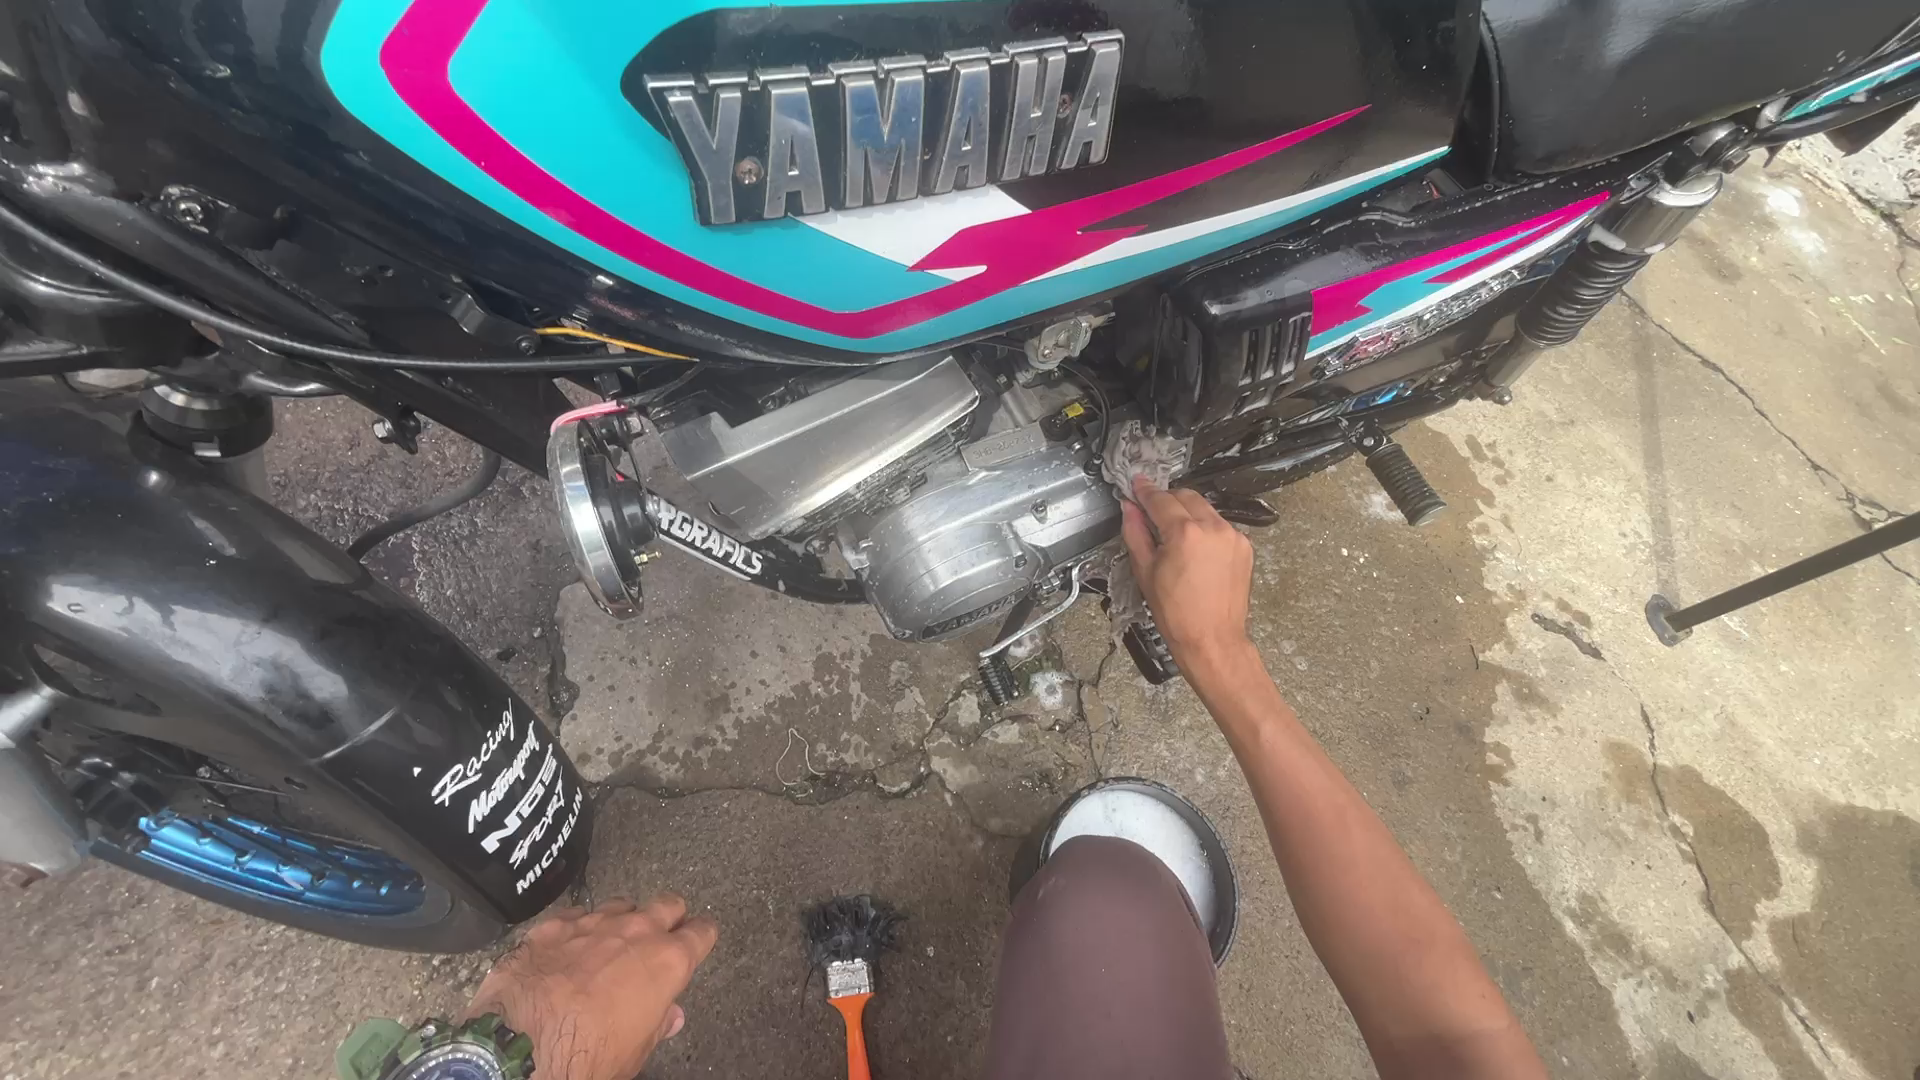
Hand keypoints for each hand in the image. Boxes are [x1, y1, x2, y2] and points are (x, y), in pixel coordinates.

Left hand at [464, 895, 717, 1079]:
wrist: (514, 1054)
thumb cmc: (585, 1059)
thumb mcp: (633, 1055)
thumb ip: (657, 1024)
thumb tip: (670, 1014)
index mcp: (668, 961)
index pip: (703, 932)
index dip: (700, 940)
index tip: (693, 949)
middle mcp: (638, 930)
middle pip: (669, 904)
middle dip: (667, 920)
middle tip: (653, 946)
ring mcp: (594, 921)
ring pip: (622, 904)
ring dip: (621, 922)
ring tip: (605, 950)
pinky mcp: (553, 925)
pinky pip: (575, 916)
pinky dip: (576, 931)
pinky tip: (565, 954)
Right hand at [1120, 476, 1256, 671]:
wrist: (1212, 638)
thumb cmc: (1177, 613)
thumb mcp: (1145, 571)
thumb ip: (1135, 533)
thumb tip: (1129, 510)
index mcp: (1185, 533)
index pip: (1160, 499)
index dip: (1145, 491)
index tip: (1137, 484)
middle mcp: (1213, 528)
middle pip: (1185, 496)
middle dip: (1166, 499)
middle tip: (1151, 511)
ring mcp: (1232, 536)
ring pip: (1204, 508)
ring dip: (1187, 512)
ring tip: (1173, 534)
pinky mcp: (1244, 546)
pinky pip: (1220, 525)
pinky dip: (1204, 528)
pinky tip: (1194, 547)